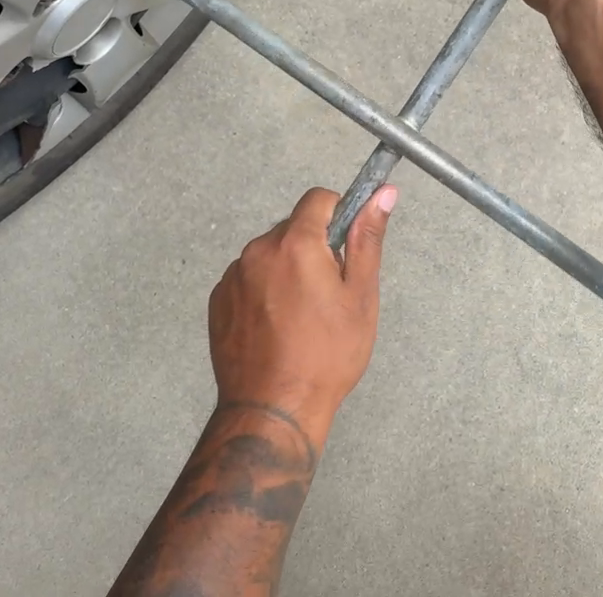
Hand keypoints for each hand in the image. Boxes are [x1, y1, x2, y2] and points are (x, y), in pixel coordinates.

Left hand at [208, 187, 393, 448]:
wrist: (274, 409)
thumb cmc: (325, 357)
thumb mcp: (359, 297)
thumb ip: (368, 238)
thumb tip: (383, 194)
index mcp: (296, 244)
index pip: (318, 199)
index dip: (338, 215)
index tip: (345, 246)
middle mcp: (258, 250)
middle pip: (293, 228)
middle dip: (313, 248)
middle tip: (327, 293)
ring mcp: (234, 275)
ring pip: (270, 254)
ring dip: (286, 269)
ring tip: (301, 315)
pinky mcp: (218, 298)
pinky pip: (248, 277)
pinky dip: (263, 290)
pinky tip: (276, 325)